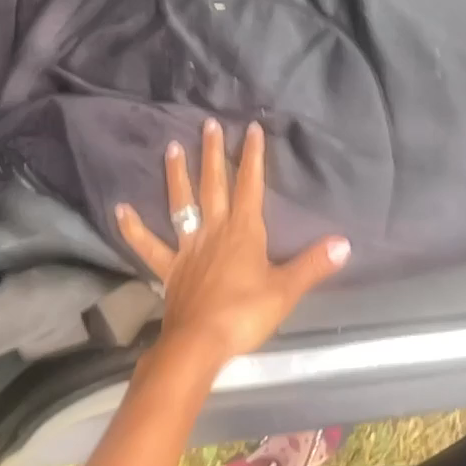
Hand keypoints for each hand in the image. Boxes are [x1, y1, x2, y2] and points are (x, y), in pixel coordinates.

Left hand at [115, 120, 350, 365]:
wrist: (199, 343)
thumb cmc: (245, 314)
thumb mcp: (286, 290)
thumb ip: (313, 264)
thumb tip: (344, 242)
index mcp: (244, 230)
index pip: (250, 185)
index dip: (252, 156)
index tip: (251, 128)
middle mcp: (214, 230)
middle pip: (214, 184)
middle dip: (213, 153)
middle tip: (207, 122)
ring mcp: (188, 248)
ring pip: (181, 204)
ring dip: (177, 175)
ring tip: (172, 147)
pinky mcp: (168, 269)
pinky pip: (149, 246)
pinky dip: (134, 229)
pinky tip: (120, 209)